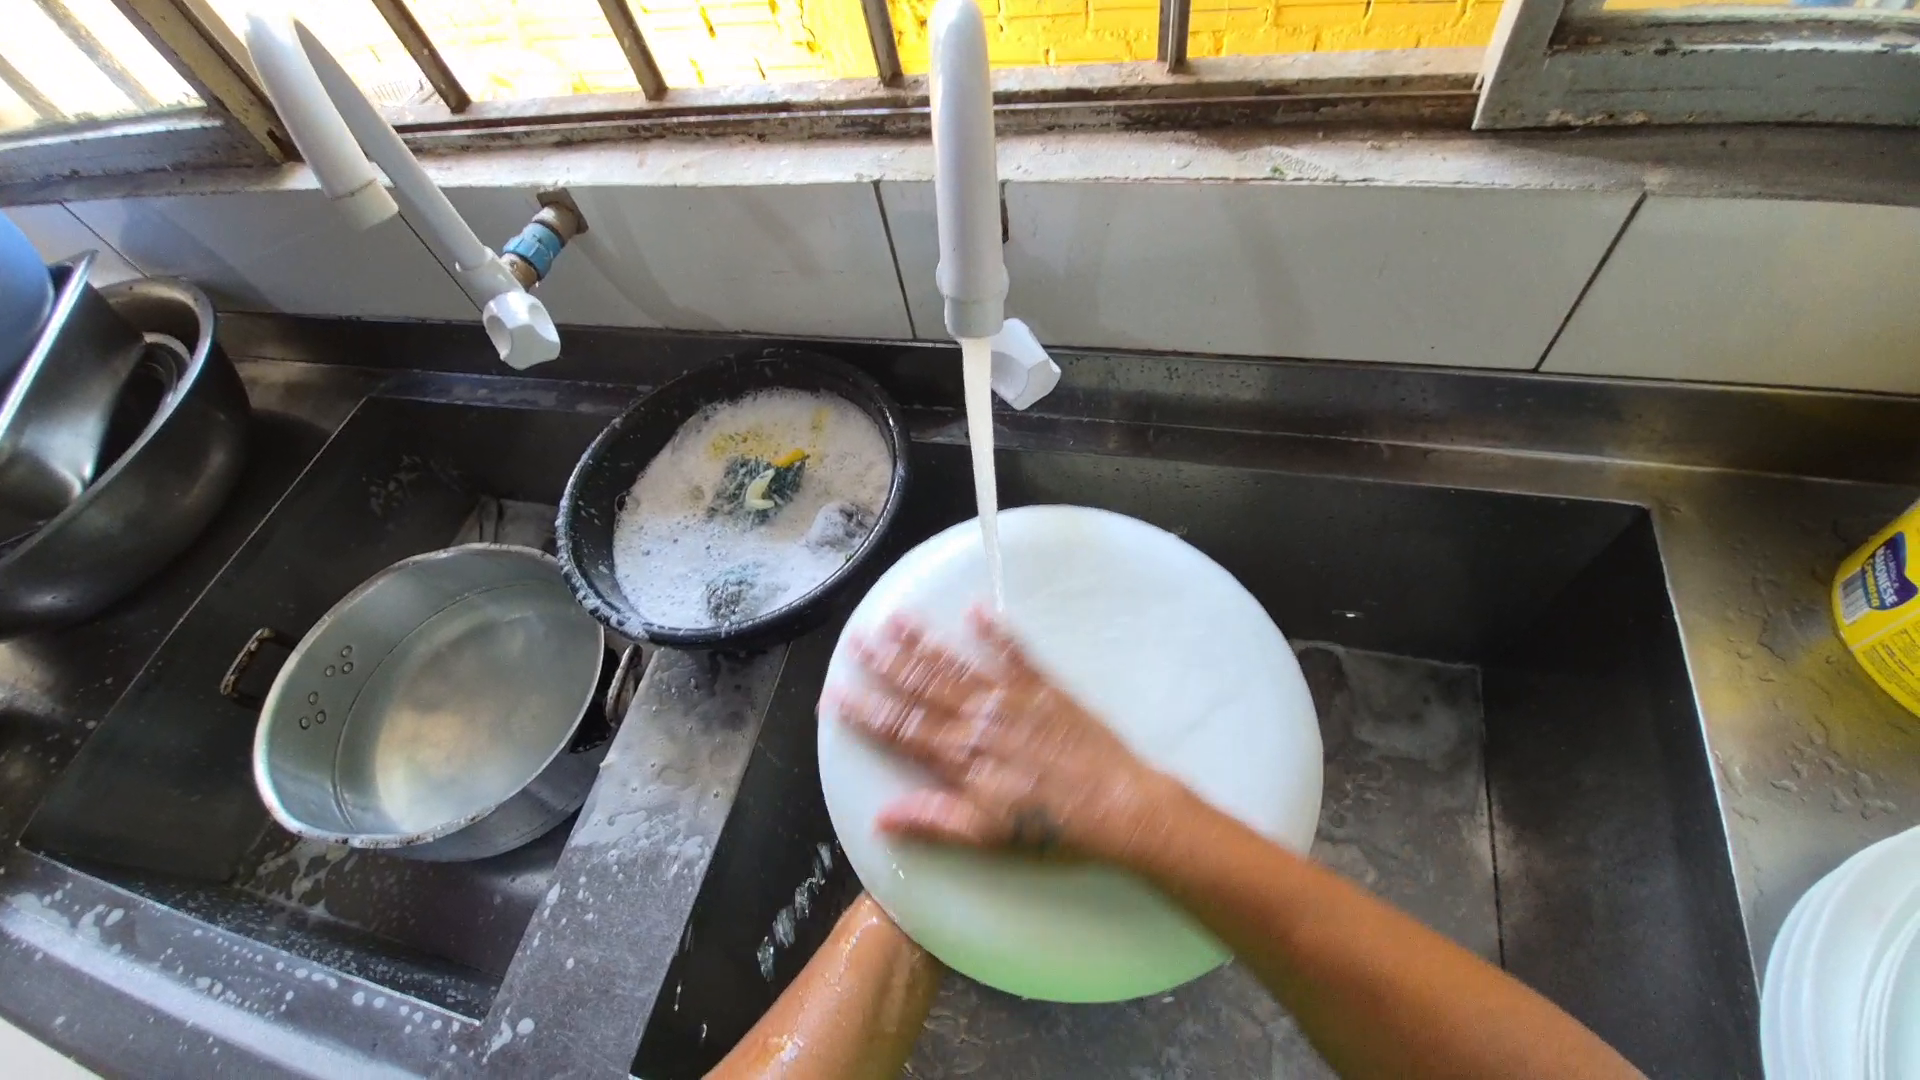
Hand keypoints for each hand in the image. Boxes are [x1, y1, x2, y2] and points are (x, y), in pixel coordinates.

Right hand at [825, 608, 1180, 865]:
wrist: (1118, 805)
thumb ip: (935, 820)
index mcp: (963, 757)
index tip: (835, 694)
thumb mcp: (989, 836)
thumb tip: (881, 817)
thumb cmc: (1053, 827)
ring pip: (958, 665)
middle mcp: (981, 720)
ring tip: (898, 618)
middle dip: (887, 664)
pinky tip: (976, 609)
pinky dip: (995, 631)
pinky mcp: (1045, 688)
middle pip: (923, 687)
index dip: (865, 712)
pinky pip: (1015, 653)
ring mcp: (1013, 699)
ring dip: (926, 642)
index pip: (902, 729)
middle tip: (858, 639)